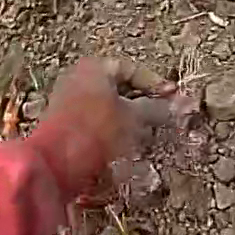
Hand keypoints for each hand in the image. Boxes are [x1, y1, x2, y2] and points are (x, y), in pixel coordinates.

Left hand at [25, 58, 180, 199]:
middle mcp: (79, 80)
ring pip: (111, 107)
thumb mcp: (133, 117)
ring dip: (131, 121)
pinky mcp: (67, 126)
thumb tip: (182, 104)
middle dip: (144, 104)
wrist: (53, 165)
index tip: (173, 100)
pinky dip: (115, 131)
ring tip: (146, 136)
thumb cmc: (95, 131)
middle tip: (163, 119)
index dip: (156, 84)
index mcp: (94, 68)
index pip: (132, 70)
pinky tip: (126, 147)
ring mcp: (70, 103)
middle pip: (121, 88)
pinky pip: (98, 122)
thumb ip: (157, 109)